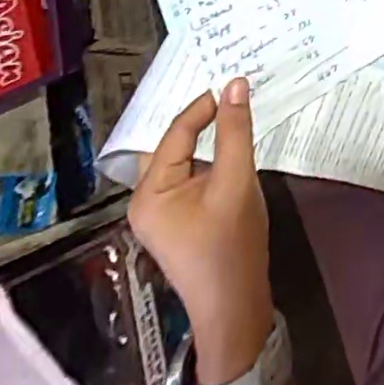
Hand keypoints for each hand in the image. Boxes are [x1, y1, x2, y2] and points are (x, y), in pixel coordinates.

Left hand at [129, 79, 272, 384]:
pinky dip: (210, 154)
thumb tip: (235, 85)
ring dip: (206, 134)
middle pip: (171, 143)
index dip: (204, 106)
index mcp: (149, 193)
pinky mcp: (180, 215)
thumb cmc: (231, 243)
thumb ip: (236, 131)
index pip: (175, 134)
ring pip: (183, 157)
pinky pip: (191, 172)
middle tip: (227, 87)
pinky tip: (230, 143)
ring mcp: (163, 209)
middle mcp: (147, 199)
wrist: (236, 301)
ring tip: (231, 108)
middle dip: (198, 116)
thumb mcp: (236, 180)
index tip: (234, 83)